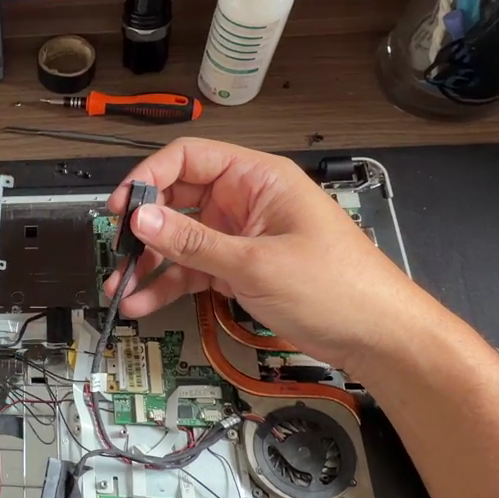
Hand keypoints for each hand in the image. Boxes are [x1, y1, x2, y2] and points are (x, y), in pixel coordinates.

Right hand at [104, 139, 446, 370]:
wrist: (379, 339)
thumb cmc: (339, 288)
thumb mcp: (255, 263)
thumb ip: (192, 240)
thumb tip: (141, 218)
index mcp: (257, 179)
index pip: (188, 158)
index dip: (149, 177)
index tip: (123, 207)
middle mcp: (244, 201)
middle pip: (177, 200)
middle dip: (144, 227)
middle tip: (118, 250)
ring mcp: (239, 236)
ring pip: (179, 240)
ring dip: (148, 262)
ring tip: (120, 286)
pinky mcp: (237, 268)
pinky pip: (191, 270)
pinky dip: (166, 285)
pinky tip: (143, 300)